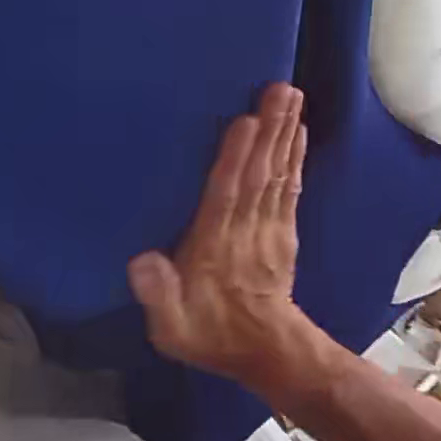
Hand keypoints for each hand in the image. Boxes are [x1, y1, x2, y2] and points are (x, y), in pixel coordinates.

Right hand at [128, 83, 328, 394]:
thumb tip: (142, 263)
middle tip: (281, 90)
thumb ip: (158, 295)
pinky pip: (291, 187)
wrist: (265, 350)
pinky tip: (298, 132)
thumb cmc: (210, 331)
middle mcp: (247, 230)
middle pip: (259, 174)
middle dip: (270, 131)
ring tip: (292, 98)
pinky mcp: (286, 230)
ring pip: (278, 175)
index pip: (226, 195)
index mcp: (216, 247)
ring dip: (285, 135)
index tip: (246, 121)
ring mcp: (272, 228)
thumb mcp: (172, 328)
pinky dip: (296, 157)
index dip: (236, 158)